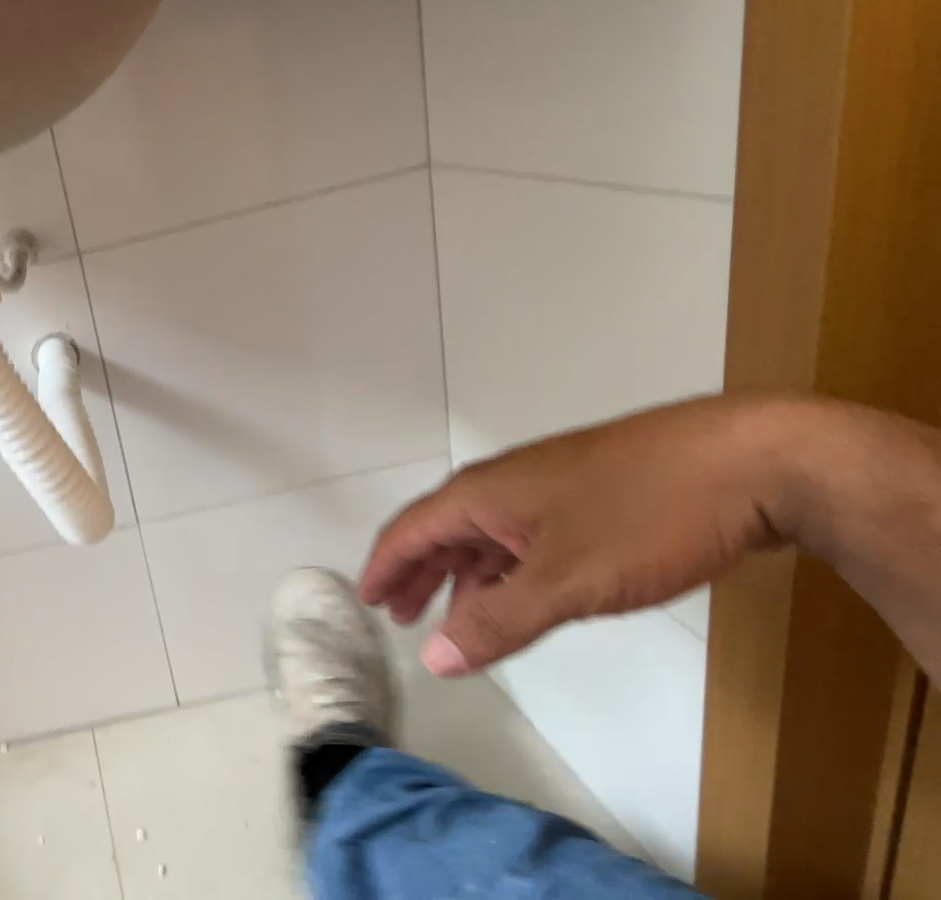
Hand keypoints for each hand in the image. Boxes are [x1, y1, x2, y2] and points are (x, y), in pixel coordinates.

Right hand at [359, 395, 802, 676]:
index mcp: (479, 496)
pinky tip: (521, 592)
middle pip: (440, 532)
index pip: (408, 532)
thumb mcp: (564, 581)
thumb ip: (496, 622)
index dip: (384, 569)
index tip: (367, 602)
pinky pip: (522, 537)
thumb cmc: (643, 516)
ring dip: (462, 576)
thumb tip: (432, 660)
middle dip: (418, 575)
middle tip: (403, 616)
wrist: (754, 461)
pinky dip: (504, 570)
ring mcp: (546, 488)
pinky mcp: (587, 496)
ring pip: (484, 536)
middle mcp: (501, 487)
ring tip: (456, 615)